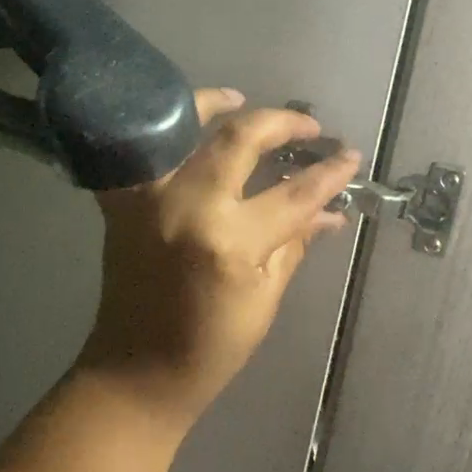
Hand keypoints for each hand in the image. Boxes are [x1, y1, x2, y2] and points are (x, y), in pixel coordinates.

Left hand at [78, 89, 360, 427]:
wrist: (136, 372)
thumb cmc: (210, 347)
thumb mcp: (264, 298)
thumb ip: (295, 242)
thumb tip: (330, 210)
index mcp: (229, 241)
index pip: (294, 194)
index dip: (328, 174)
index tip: (350, 156)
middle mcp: (187, 206)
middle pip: (240, 139)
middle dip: (282, 124)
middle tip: (309, 126)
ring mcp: (148, 198)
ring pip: (183, 127)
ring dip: (213, 105)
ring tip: (240, 99)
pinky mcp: (121, 202)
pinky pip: (139, 152)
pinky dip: (160, 132)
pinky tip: (183, 123)